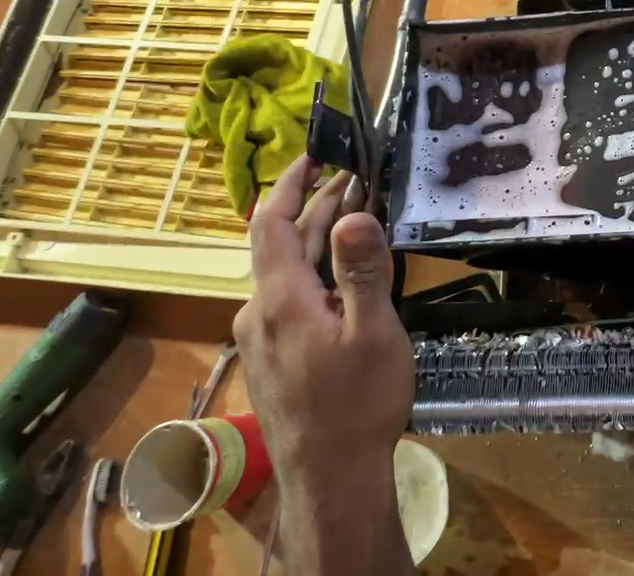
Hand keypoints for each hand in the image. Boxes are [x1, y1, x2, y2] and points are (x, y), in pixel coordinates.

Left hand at [234, 154, 414, 575]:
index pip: (271, 223)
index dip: (289, 184)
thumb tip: (355, 212)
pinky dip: (314, 270)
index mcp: (281, 299)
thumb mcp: (374, 332)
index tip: (312, 154)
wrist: (329, 478)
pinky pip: (289, 297)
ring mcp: (261, 337)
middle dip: (316, 206)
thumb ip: (362, 270)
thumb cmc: (358, 401)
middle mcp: (260, 312)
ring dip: (317, 238)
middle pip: (281, 244)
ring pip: (286, 272)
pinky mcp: (271, 358)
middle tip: (356, 179)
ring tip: (355, 217)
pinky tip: (342, 276)